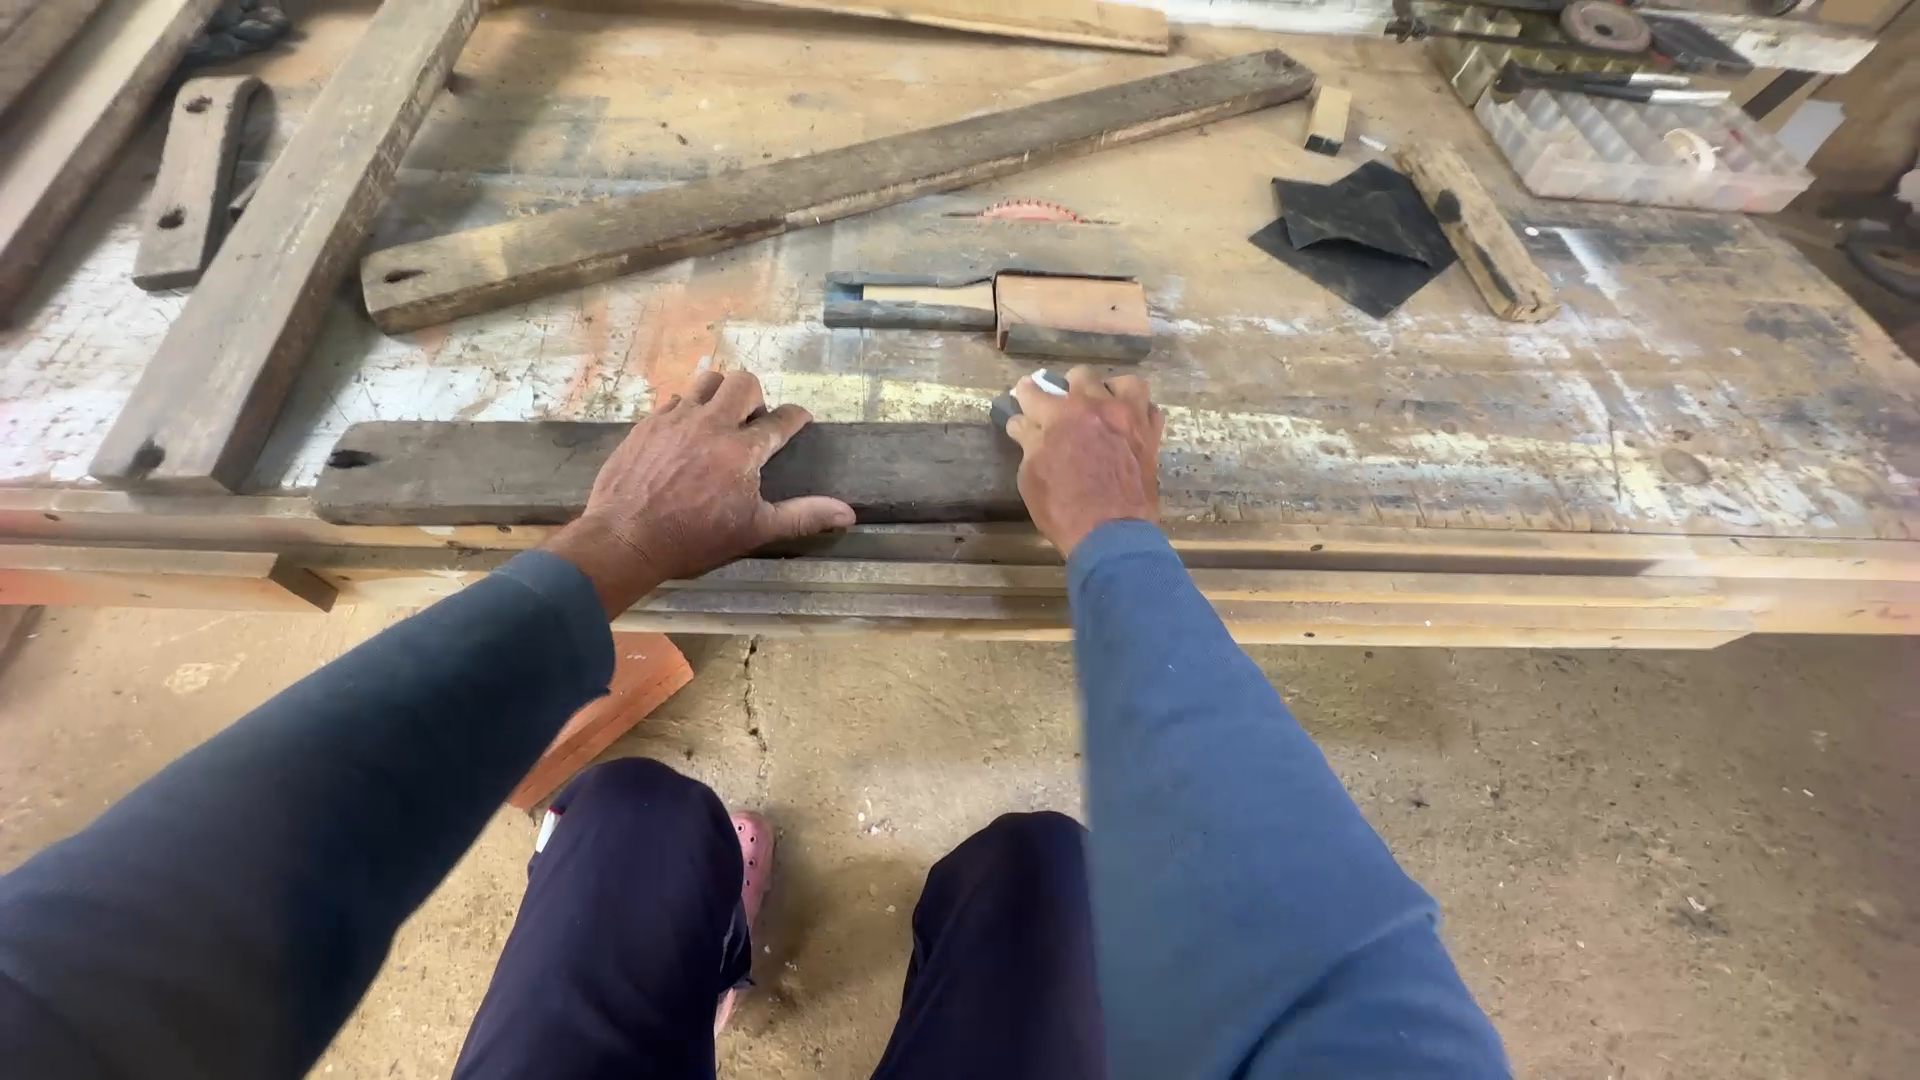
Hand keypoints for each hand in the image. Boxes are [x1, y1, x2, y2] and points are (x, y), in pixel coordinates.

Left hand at [542, 371, 855, 616]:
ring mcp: (676, 420)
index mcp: (742, 451)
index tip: (801, 420)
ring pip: (707, 380)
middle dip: (757, 396)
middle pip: (744, 382)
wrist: (625, 538)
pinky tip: (687, 433)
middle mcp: (712, 424)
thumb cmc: (695, 539)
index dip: (797, 417)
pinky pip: (676, 399)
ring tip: (720, 420)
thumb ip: (803, 516)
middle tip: (753, 423)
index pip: (781, 420)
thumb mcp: (755, 530)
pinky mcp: (648, 423)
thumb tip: (848, 513)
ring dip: (721, 393)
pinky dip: (689, 409)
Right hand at [1004, 366, 1163, 557]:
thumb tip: (1022, 423)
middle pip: (1081, 376)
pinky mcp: (1151, 436)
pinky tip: (1127, 425)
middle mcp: (1098, 407)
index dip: (1025, 395)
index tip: (1023, 398)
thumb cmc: (1063, 509)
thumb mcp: (1032, 476)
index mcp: (1062, 415)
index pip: (1034, 392)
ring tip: (1103, 408)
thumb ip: (1028, 442)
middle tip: (1063, 407)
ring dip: (1109, 391)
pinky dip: (1137, 412)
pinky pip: (1149, 409)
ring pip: (1123, 383)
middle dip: (1067, 387)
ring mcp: (1130, 418)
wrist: (1111, 535)